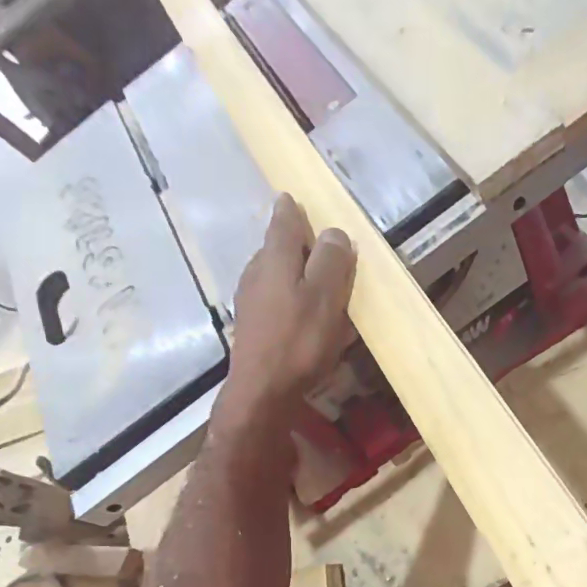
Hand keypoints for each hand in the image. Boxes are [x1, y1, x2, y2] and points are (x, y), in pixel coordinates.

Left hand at [225, 193, 357, 415]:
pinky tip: (302, 309)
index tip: (293, 198)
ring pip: (274, 272)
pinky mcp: (253, 322)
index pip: (283, 224)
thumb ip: (331, 262)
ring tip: (315, 276)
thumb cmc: (300, 340)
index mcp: (276, 260)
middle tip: (317, 241)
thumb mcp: (326, 298)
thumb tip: (334, 232)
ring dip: (293, 269)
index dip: (291, 211)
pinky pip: (274, 295)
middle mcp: (258, 272)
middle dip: (295, 241)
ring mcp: (251, 298)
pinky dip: (290, 293)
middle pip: (277, 246)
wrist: (263, 388)